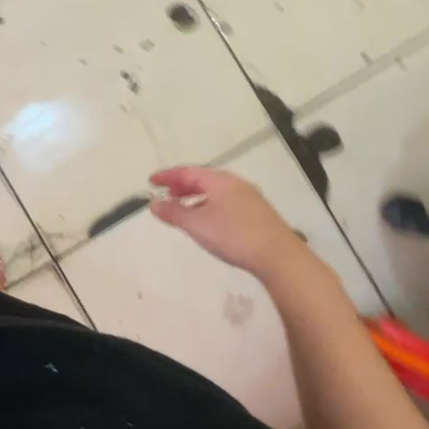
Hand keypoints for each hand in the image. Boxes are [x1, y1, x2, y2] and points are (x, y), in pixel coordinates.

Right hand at [148, 166, 316, 279]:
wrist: (278, 256)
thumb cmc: (233, 235)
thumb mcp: (196, 225)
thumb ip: (173, 213)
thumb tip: (154, 204)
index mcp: (219, 181)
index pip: (187, 172)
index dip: (167, 176)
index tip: (151, 182)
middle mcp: (235, 184)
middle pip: (202, 179)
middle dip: (182, 185)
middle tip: (166, 194)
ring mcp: (249, 197)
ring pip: (215, 191)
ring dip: (195, 196)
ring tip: (183, 209)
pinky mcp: (257, 212)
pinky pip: (225, 201)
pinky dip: (209, 204)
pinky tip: (207, 220)